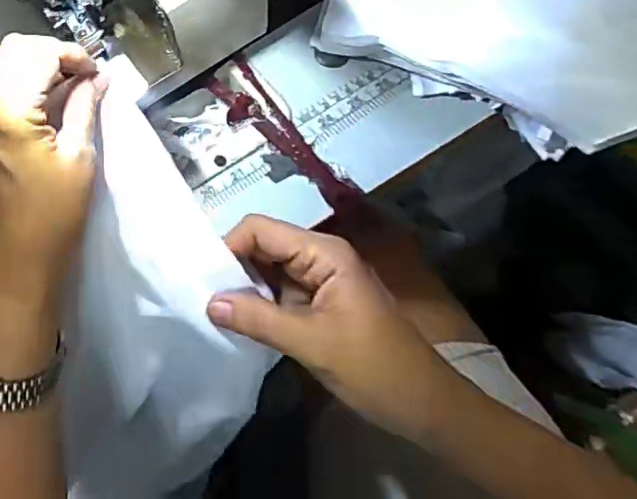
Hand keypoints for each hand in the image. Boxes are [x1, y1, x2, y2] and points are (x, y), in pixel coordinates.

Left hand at [0, 34, 105, 307]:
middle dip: (55, 52)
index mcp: (9, 111)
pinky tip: (61, 99)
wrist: (20, 258)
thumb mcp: (79, 156)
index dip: (72, 55)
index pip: (39, 55)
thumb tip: (98, 77)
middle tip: (86, 74)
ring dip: (44, 64)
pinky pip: (8, 86)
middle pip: (17, 49)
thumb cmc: (54, 213)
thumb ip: (84, 107)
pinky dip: (33, 81)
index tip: (97, 73)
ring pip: (10, 64)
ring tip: (78, 85)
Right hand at [207, 214, 459, 440]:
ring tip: (219, 308)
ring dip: (246, 285)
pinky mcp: (320, 301)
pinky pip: (280, 290)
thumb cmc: (376, 368)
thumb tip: (209, 301)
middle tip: (207, 295)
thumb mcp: (313, 343)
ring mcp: (320, 278)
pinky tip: (243, 320)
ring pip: (270, 267)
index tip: (208, 279)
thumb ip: (258, 319)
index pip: (261, 229)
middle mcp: (320, 255)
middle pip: (263, 244)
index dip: (232, 246)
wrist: (428, 408)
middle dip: (236, 265)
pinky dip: (261, 302)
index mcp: (323, 251)